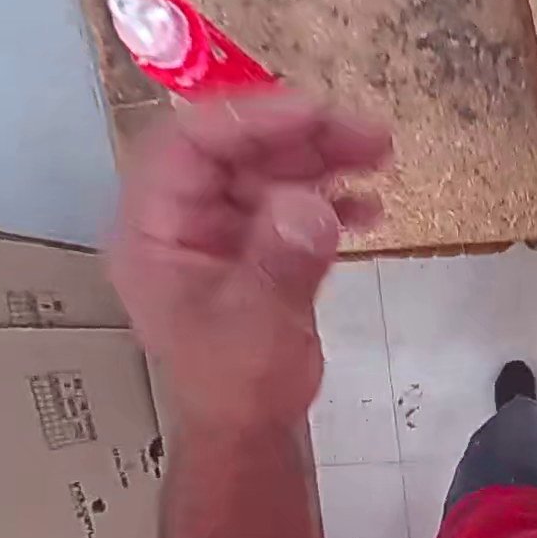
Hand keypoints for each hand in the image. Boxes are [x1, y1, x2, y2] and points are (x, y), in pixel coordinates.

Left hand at [107, 92, 391, 432]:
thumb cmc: (238, 381)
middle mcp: (187, 220)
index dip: (251, 122)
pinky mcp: (263, 252)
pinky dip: (333, 204)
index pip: (191, 149)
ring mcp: (226, 235)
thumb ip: (282, 263)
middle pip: (240, 155)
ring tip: (381, 157)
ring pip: (273, 177)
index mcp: (156, 228)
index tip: (316, 114)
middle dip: (305, 140)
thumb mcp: (256, 323)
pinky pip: (295, 212)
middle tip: (370, 134)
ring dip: (327, 164)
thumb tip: (313, 205)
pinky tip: (370, 208)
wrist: (253, 424)